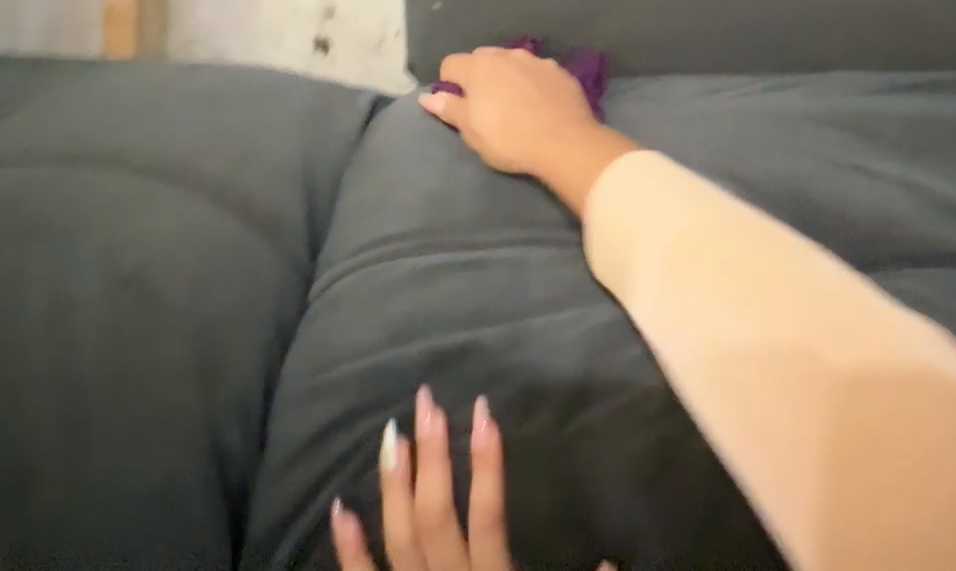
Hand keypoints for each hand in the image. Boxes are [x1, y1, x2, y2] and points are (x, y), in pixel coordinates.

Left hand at [330, 386, 614, 570]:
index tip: (484, 412)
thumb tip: (614, 560)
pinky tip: (341, 504)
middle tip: (427, 401)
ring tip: (392, 432)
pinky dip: (348, 546)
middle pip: (435, 516)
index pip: (488, 517)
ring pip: (398, 538)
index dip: (486, 464)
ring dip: (393, 484)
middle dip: (432, 456)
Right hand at [421, 48, 604, 176]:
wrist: (566, 143)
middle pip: (482, 57)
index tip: (457, 104)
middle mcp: (507, 56)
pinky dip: (533, 81)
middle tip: (484, 104)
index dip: (449, 83)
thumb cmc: (510, 140)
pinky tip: (540, 102)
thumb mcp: (472, 131)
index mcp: (479, 67)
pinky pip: (538, 71)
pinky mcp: (561, 72)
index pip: (451, 63)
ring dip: (507, 75)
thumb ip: (449, 109)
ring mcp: (537, 61)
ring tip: (513, 101)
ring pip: (513, 61)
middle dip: (478, 75)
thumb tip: (427, 96)